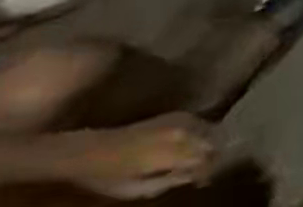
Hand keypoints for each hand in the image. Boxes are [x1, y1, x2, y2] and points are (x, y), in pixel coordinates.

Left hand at [48, 114, 217, 198]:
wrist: (92, 150)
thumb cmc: (109, 176)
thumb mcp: (133, 189)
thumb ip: (166, 182)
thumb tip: (192, 178)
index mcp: (172, 153)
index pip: (203, 159)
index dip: (207, 171)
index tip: (203, 181)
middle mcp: (182, 133)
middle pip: (210, 142)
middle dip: (210, 157)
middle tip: (203, 172)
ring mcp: (181, 120)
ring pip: (208, 129)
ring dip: (207, 143)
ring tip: (201, 158)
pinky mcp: (177, 114)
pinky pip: (199, 122)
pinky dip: (202, 133)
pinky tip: (194, 143)